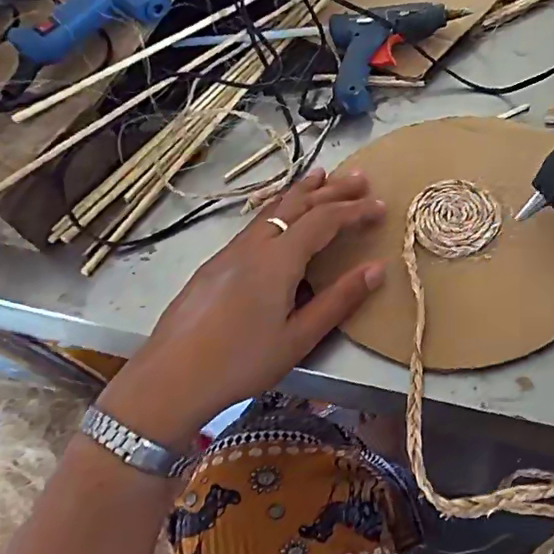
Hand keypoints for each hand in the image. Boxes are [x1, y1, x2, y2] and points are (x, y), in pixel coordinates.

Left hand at [98, 169, 386, 450]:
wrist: (171, 376)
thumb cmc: (241, 362)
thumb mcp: (298, 338)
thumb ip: (338, 301)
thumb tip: (376, 269)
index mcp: (278, 260)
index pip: (324, 220)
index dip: (355, 210)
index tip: (382, 207)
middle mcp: (254, 245)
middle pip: (297, 204)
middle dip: (332, 189)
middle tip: (361, 178)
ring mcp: (230, 251)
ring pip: (272, 208)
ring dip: (302, 191)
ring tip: (322, 176)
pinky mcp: (216, 264)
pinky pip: (256, 222)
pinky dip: (279, 208)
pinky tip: (281, 215)